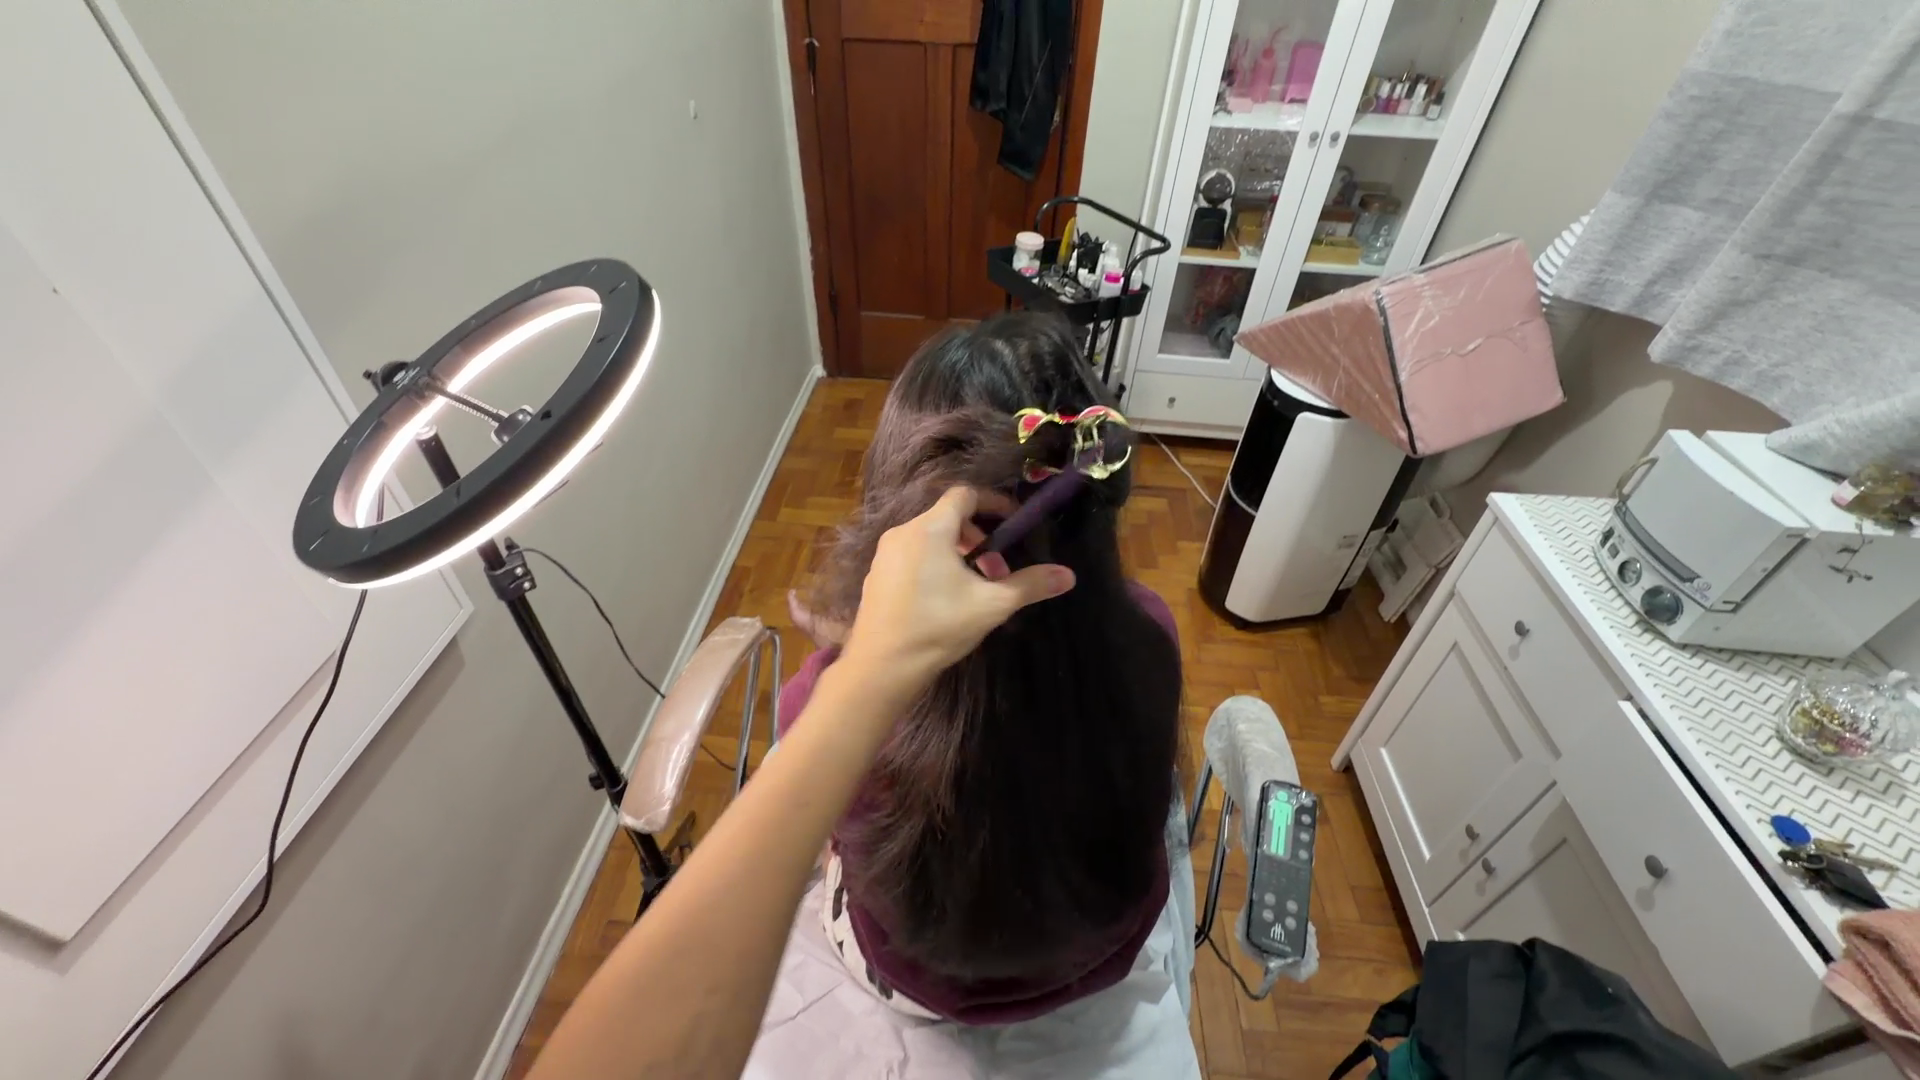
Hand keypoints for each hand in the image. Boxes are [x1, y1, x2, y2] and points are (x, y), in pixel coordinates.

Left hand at [839, 486, 1074, 689]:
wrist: (883, 666)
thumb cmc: (938, 626)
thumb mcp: (991, 605)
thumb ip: (1030, 585)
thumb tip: (1068, 576)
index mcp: (930, 529)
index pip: (965, 495)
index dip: (993, 502)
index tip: (1013, 522)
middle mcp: (903, 532)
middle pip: (947, 517)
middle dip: (979, 538)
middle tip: (996, 570)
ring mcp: (885, 554)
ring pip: (929, 538)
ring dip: (957, 553)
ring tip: (974, 587)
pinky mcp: (876, 575)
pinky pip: (911, 556)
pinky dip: (933, 564)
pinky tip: (943, 599)